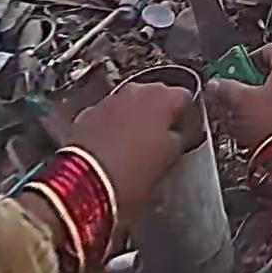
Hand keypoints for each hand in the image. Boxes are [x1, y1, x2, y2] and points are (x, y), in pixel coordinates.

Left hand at [67, 78, 191, 214]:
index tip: (187, 131)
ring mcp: (111, 99)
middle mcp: (137, 90)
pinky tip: (111, 147)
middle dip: (160, 114)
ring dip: (135, 118)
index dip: (187, 115)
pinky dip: (112, 125)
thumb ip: (180, 140)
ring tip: (135, 144)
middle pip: (157, 96)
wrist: (84, 182)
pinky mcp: (88, 112)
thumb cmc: (134, 171)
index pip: (185, 97)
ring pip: (131, 104)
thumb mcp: (169, 160)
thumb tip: (179, 136)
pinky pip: (108, 115)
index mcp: (163, 97)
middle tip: (161, 139)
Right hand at [205, 43, 271, 151]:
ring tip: (247, 115)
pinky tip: (264, 126)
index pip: (264, 50)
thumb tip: (216, 85)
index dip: (244, 61)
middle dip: (253, 82)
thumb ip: (225, 89)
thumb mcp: (240, 103)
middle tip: (236, 95)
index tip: (231, 73)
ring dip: (265, 99)